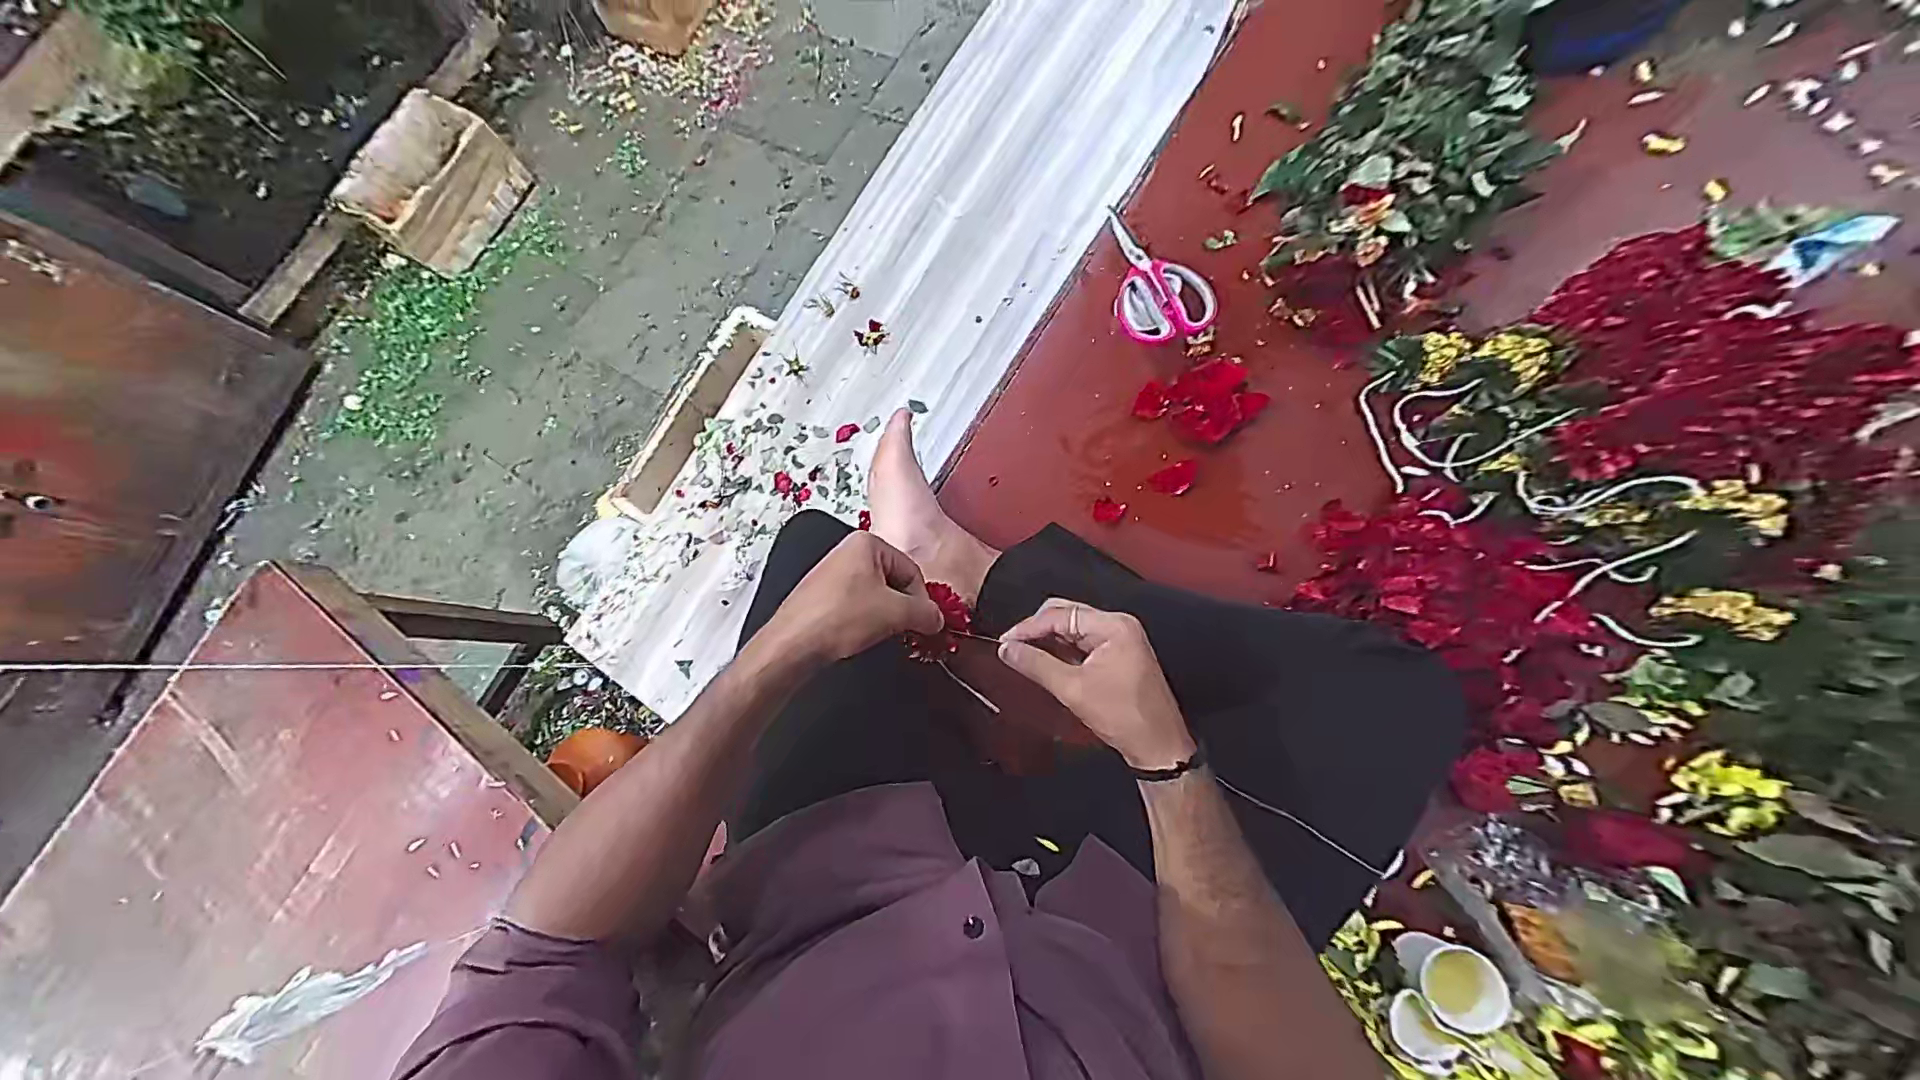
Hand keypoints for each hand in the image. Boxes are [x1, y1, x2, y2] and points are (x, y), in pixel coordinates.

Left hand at [755, 531, 945, 667]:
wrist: (792, 645)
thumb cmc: (837, 618)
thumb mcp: (895, 613)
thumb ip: (925, 613)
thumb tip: (936, 618)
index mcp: (866, 542)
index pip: (912, 571)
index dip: (921, 600)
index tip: (924, 621)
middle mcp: (847, 552)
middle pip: (895, 581)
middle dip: (902, 608)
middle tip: (902, 629)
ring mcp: (833, 573)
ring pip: (876, 595)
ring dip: (884, 616)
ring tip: (876, 632)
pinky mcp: (822, 595)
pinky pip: (857, 604)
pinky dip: (864, 620)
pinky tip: (858, 635)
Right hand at [997, 599, 1196, 770]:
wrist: (1159, 747)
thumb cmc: (1129, 719)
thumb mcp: (1073, 690)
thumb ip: (1036, 665)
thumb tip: (1009, 649)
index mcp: (1114, 626)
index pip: (1060, 614)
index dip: (1028, 627)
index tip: (1007, 641)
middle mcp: (1118, 626)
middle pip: (1065, 615)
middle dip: (1036, 631)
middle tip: (1012, 648)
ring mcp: (1119, 640)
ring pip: (1072, 629)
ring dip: (1048, 642)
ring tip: (1024, 657)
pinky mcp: (1117, 655)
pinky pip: (1082, 643)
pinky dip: (1062, 652)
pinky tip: (1046, 664)